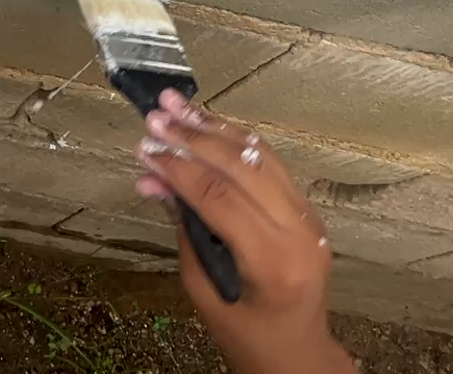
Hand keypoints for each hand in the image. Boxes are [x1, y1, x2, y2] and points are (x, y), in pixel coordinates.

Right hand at [136, 89, 355, 373]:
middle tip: (155, 115)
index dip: (178, 168)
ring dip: (211, 126)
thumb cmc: (243, 330)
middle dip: (192, 137)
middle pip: (241, 167)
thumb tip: (149, 177)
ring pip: (257, 154)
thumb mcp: (201, 287)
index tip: (144, 148)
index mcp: (274, 263)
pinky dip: (231, 137)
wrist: (297, 351)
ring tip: (175, 104)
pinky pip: (267, 160)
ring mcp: (308, 216)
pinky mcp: (305, 206)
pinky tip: (203, 121)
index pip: (219, 197)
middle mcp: (299, 233)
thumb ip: (182, 226)